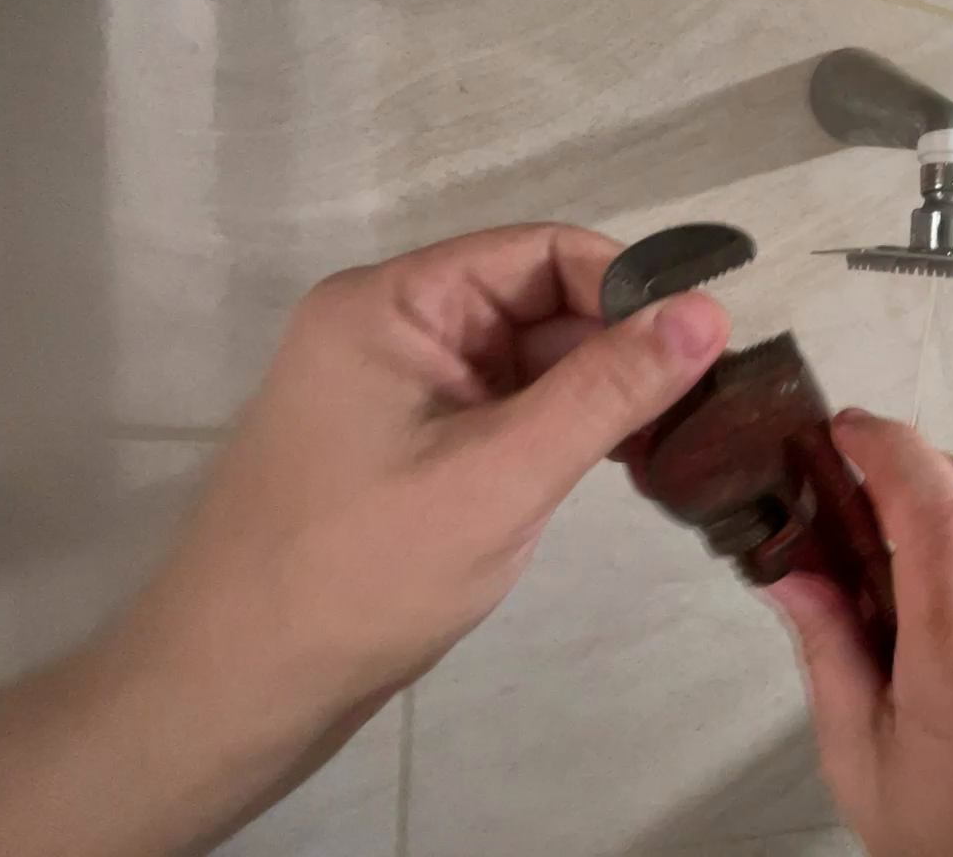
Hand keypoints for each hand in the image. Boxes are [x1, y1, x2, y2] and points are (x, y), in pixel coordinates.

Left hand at [122, 223, 728, 729]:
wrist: (241, 699)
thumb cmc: (363, 574)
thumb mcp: (504, 472)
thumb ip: (611, 388)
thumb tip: (711, 314)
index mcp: (400, 304)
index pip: (544, 252)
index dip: (628, 285)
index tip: (700, 342)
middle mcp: (412, 327)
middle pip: (550, 302)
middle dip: (626, 346)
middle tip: (699, 401)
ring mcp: (425, 384)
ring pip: (548, 355)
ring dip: (611, 388)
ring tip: (672, 433)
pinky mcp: (440, 433)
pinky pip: (532, 400)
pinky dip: (583, 420)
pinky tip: (626, 454)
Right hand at [766, 411, 952, 856]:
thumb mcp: (864, 764)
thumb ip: (828, 656)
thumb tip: (791, 577)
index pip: (941, 521)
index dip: (893, 455)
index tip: (847, 430)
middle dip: (913, 455)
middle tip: (855, 463)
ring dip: (944, 495)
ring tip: (886, 527)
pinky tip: (939, 593)